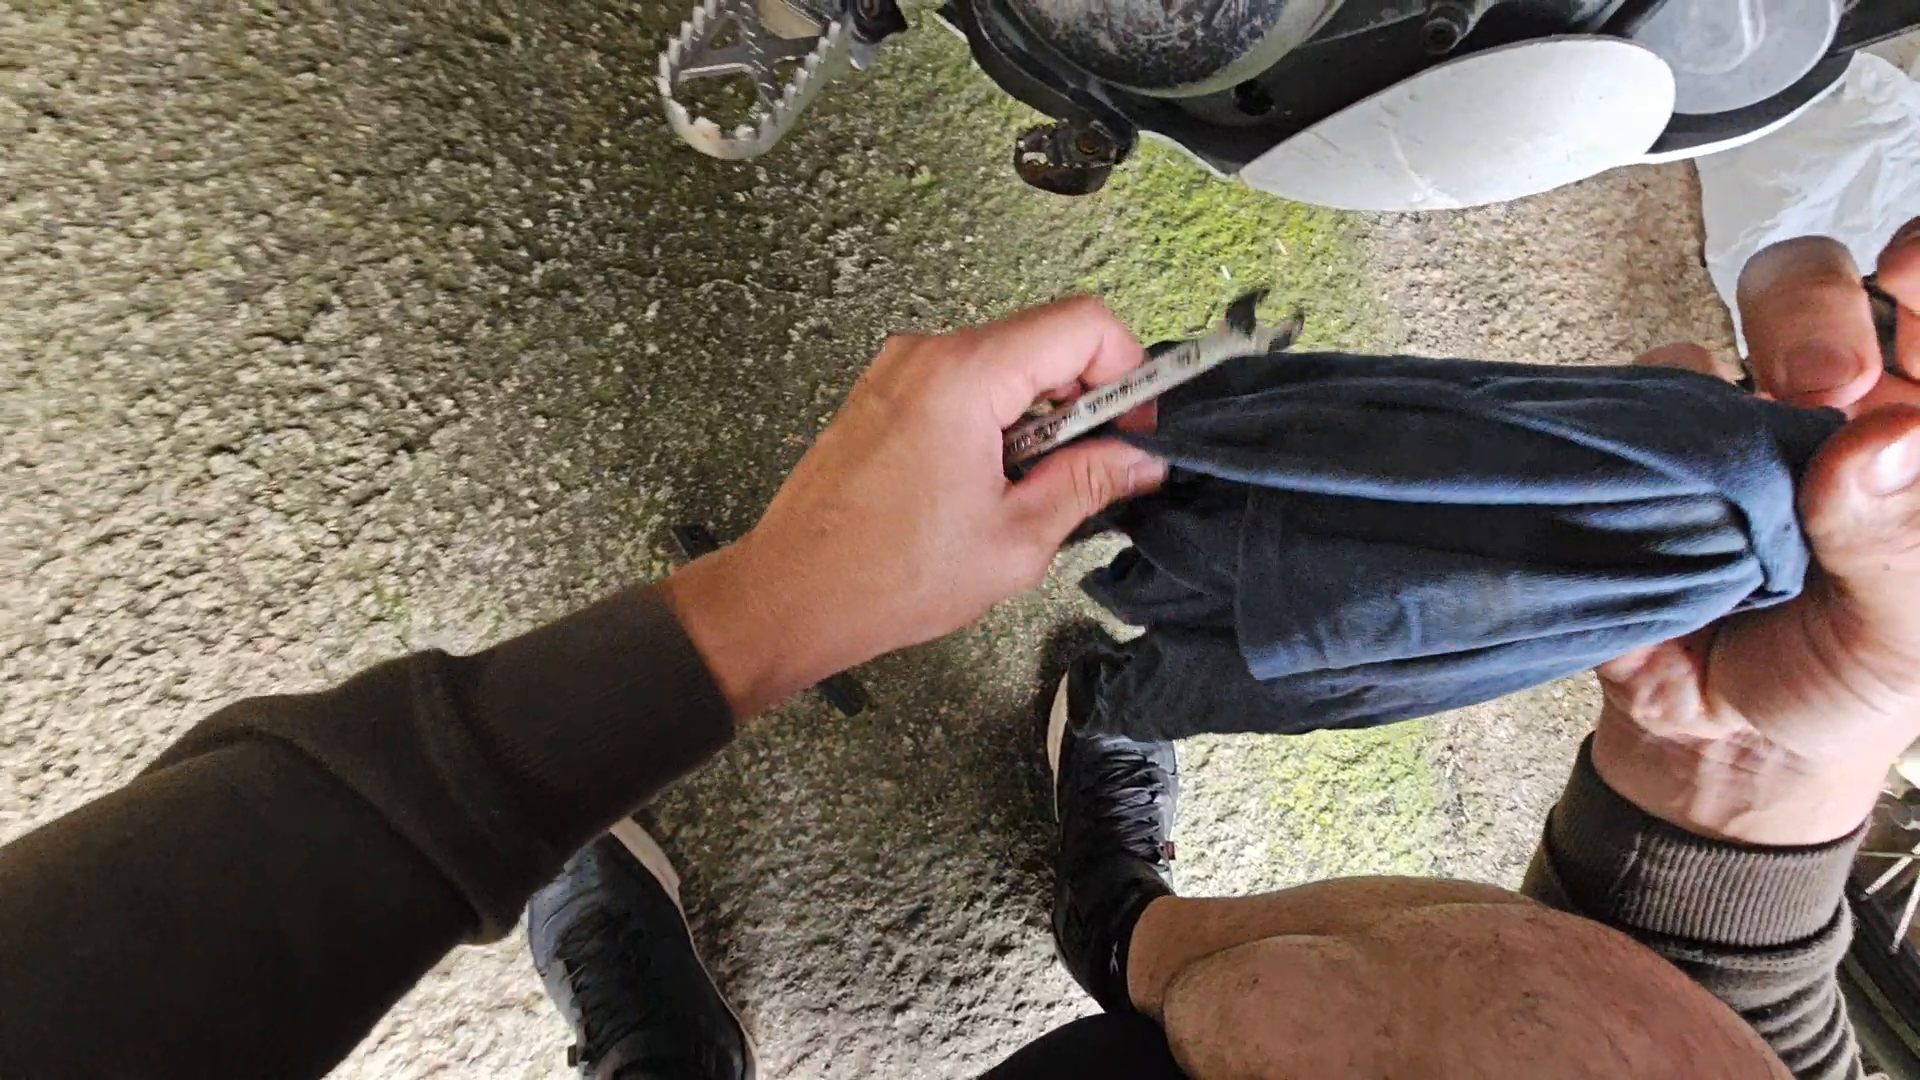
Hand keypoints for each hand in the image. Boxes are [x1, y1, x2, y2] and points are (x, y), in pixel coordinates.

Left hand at [660, 297, 1166, 717]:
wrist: (792, 595)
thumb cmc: (887, 576)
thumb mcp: (1014, 540)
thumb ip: (1087, 485)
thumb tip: (1136, 459)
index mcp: (963, 377)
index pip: (1081, 323)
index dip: (1128, 369)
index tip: (1133, 423)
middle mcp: (926, 356)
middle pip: (1043, 341)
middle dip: (1083, 401)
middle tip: (1088, 468)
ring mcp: (898, 372)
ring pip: (1004, 366)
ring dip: (1037, 418)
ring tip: (1022, 488)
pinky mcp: (883, 395)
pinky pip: (962, 385)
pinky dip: (994, 420)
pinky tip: (984, 481)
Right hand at [1594, 219, 1919, 845]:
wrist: (1709, 727)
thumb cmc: (1841, 682)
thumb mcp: (1906, 635)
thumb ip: (1901, 543)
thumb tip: (1884, 434)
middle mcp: (1831, 415)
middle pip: (1832, 291)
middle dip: (1828, 307)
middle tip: (1827, 380)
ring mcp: (1722, 433)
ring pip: (1726, 323)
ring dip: (1748, 337)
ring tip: (1759, 405)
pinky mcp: (1634, 460)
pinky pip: (1631, 397)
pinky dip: (1641, 402)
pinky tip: (1659, 451)